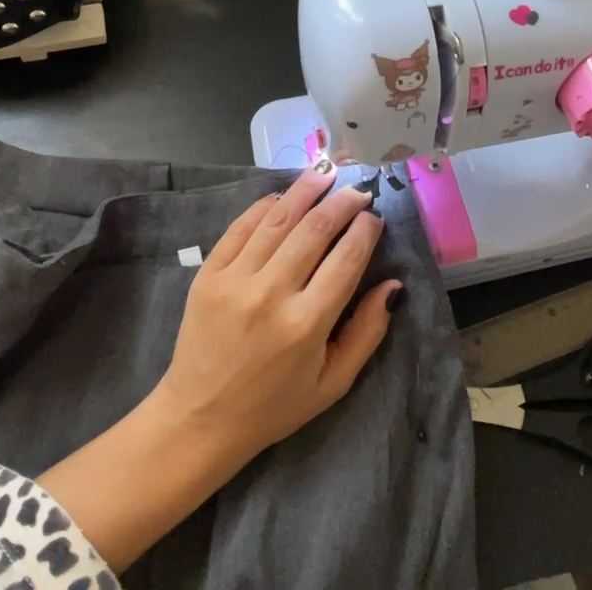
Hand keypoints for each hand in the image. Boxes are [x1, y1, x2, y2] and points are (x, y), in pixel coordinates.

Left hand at [37, 160, 399, 571]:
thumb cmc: (274, 406)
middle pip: (314, 230)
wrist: (199, 418)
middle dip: (341, 203)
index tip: (375, 217)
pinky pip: (241, 228)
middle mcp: (271, 294)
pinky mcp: (209, 275)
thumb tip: (393, 285)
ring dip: (305, 192)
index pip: (346, 260)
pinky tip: (283, 197)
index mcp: (306, 324)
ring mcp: (235, 280)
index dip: (365, 231)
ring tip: (326, 173)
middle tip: (358, 190)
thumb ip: (367, 333)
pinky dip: (264, 207)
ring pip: (278, 220)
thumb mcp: (333, 383)